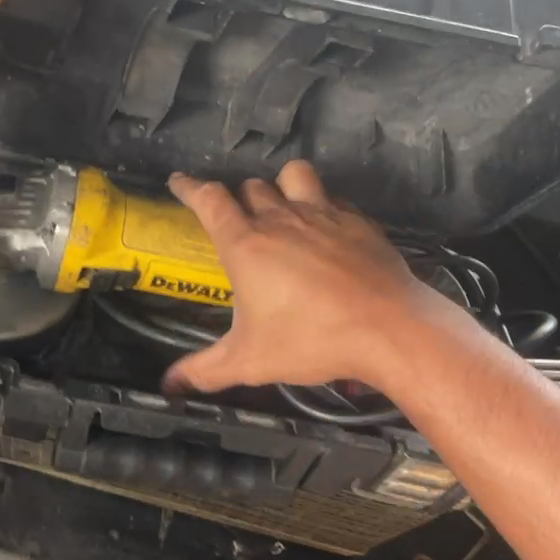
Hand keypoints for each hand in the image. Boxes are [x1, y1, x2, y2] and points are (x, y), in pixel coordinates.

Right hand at [164, 161, 468, 395]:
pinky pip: (333, 197)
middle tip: (235, 219)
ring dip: (280, 185)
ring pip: (293, 175)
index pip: (209, 200)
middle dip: (237, 197)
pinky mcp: (358, 222)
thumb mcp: (249, 362)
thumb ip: (205, 370)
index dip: (189, 188)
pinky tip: (325, 226)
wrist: (390, 329)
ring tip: (281, 206)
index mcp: (246, 245)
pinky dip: (322, 204)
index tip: (178, 182)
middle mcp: (281, 220)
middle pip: (250, 187)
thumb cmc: (311, 340)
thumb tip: (169, 384)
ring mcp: (323, 215)